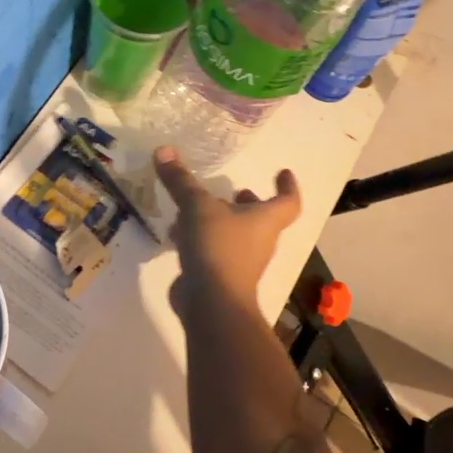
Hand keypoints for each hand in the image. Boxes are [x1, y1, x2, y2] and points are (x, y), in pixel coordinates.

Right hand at [153, 145, 302, 303]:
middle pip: (260, 219)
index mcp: (264, 221)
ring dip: (219, 221)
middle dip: (247, 204)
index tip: (283, 172)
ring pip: (234, 235)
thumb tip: (164, 149)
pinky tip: (177, 235)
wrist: (212, 303)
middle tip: (235, 191)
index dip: (288, 186)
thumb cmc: (217, 248)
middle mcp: (258, 241)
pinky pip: (213, 251)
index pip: (287, 201)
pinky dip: (200, 240)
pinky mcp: (219, 276)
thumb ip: (181, 181)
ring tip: (194, 208)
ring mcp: (240, 262)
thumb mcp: (196, 207)